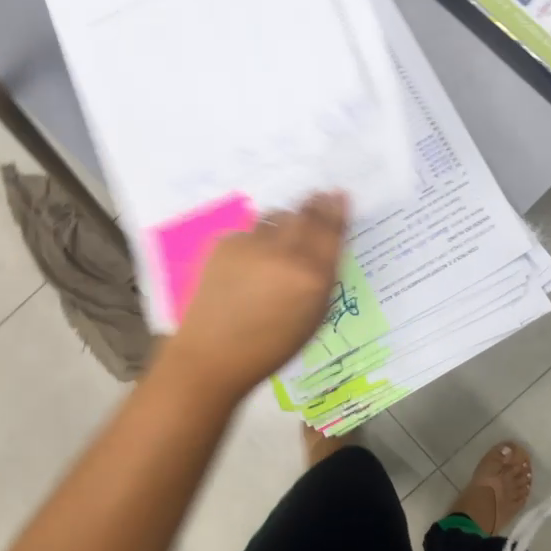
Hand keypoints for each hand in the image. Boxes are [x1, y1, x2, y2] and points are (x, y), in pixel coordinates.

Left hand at [162, 192, 347, 396]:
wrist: (213, 354)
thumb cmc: (271, 346)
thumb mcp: (313, 318)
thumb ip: (323, 278)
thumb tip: (328, 246)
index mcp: (313, 276)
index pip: (331, 228)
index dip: (336, 208)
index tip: (338, 195)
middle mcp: (285, 253)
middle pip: (305, 213)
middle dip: (313, 205)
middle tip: (317, 200)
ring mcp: (252, 245)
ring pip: (277, 217)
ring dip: (284, 222)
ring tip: (282, 238)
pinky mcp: (225, 244)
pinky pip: (250, 232)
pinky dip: (255, 240)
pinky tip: (250, 262)